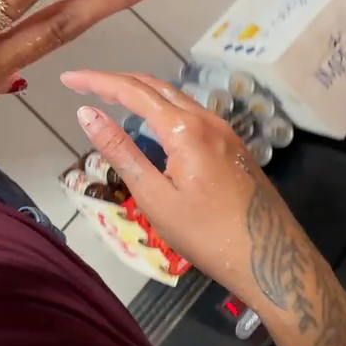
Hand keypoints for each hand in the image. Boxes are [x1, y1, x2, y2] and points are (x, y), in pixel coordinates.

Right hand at [64, 71, 345, 345]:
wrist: (278, 266)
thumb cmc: (209, 236)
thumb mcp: (155, 197)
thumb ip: (119, 150)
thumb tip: (86, 112)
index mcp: (185, 129)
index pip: (131, 91)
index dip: (96, 81)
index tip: (67, 78)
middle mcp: (207, 120)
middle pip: (153, 86)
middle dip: (115, 80)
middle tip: (82, 84)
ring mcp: (225, 133)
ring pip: (174, 97)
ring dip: (138, 90)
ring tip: (109, 97)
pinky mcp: (233, 148)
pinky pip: (189, 111)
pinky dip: (160, 105)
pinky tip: (150, 122)